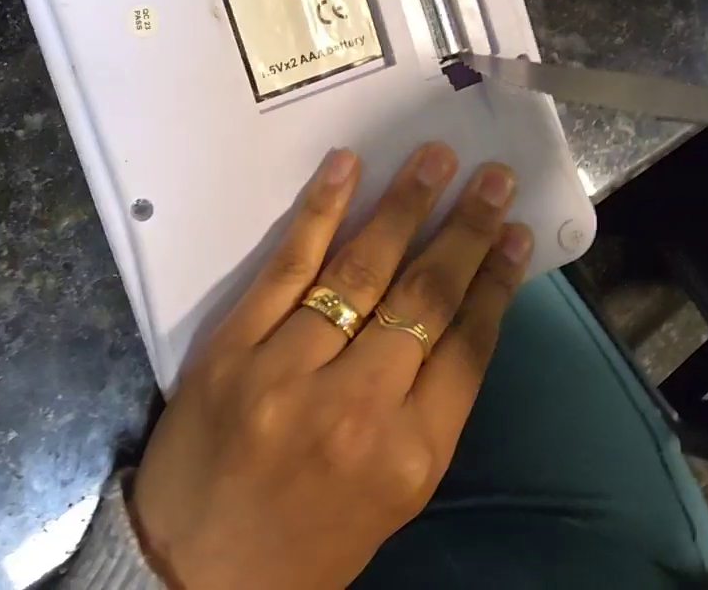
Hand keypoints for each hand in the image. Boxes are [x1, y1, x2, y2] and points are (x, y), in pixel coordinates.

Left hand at [128, 143, 534, 589]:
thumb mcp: (391, 499)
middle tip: (493, 178)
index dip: (496, 285)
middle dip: (465, 232)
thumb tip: (455, 318)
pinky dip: (320, 212)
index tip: (515, 235)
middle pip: (424, 298)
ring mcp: (290, 369)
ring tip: (436, 160)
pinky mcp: (234, 345)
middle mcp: (358, 407)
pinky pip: (286, 266)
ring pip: (361, 270)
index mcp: (410, 456)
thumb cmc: (305, 544)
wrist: (192, 573)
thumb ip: (424, 412)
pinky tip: (346, 168)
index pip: (468, 348)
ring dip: (404, 207)